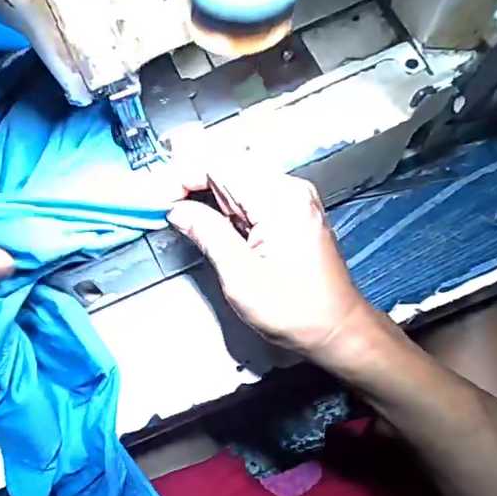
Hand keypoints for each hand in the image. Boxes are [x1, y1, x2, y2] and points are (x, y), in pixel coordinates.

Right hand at [166, 163, 388, 369]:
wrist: (338, 329)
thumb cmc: (296, 311)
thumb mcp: (241, 276)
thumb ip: (208, 234)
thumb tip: (178, 210)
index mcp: (279, 199)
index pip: (220, 165)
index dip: (183, 177)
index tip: (159, 200)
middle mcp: (290, 190)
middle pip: (228, 167)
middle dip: (192, 183)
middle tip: (164, 207)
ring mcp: (293, 200)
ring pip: (238, 180)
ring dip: (207, 194)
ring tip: (181, 215)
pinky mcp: (292, 213)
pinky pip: (252, 196)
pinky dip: (226, 205)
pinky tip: (211, 221)